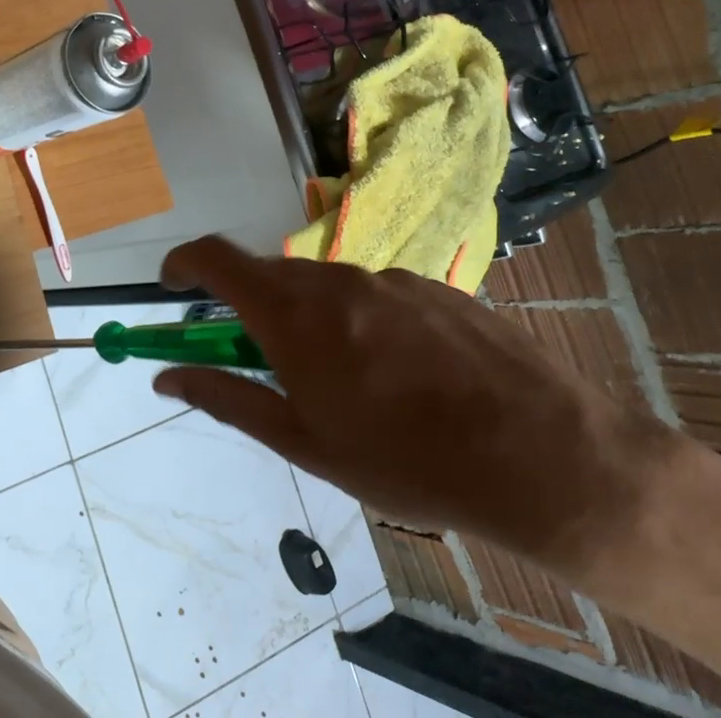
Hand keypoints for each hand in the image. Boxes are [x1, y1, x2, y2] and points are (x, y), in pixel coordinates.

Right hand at [151, 236, 670, 569]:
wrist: (555, 462)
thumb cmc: (407, 460)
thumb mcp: (301, 441)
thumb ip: (225, 398)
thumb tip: (165, 377)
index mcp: (291, 313)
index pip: (213, 258)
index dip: (182, 265)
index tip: (171, 288)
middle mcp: (337, 281)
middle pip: (268, 274)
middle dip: (246, 307)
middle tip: (258, 358)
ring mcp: (396, 282)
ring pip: (325, 287)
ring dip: (307, 317)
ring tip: (341, 380)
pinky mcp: (444, 292)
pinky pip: (378, 295)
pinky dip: (360, 321)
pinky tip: (400, 376)